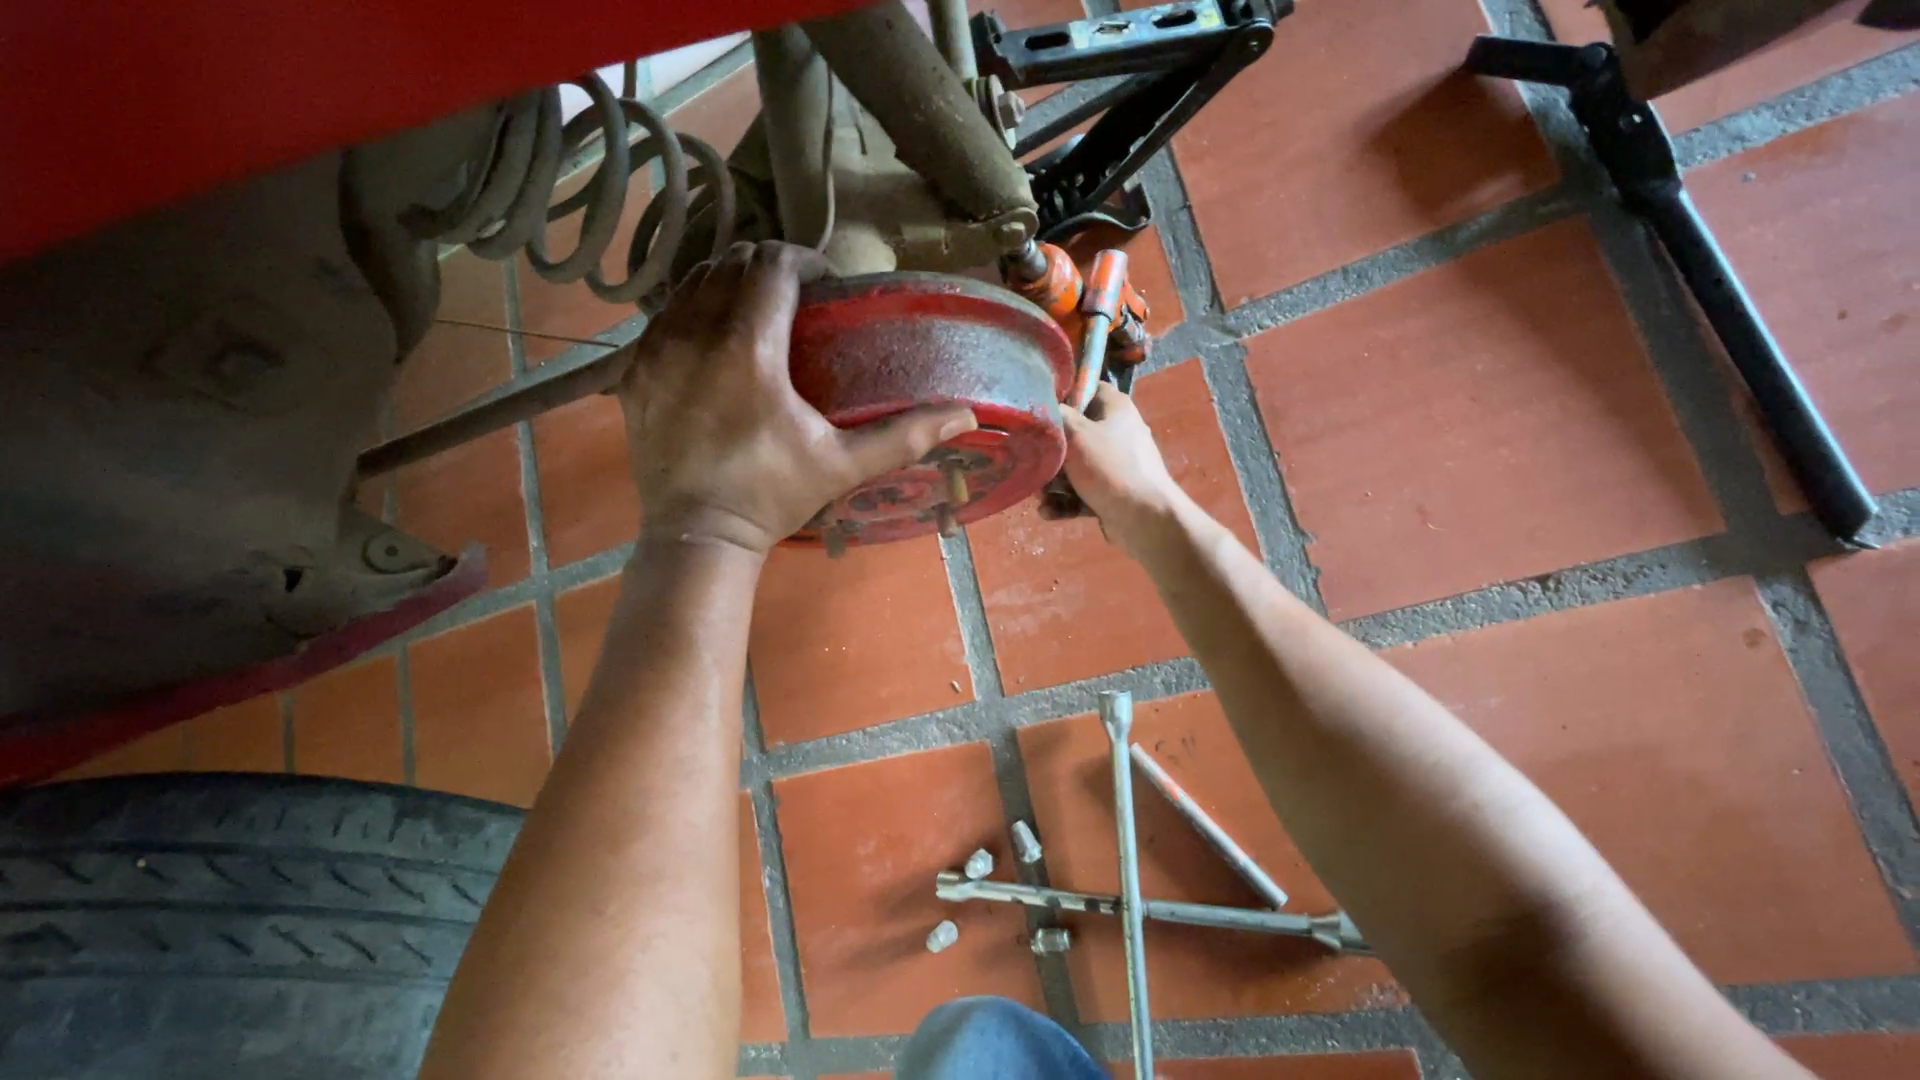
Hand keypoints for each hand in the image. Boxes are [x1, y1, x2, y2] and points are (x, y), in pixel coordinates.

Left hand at [619, 241, 977, 554]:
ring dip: (728, 283)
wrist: (696, 535)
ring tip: (754, 311)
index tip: (823, 281)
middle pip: (731, 261)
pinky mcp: (633, 371)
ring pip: (691, 281)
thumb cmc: (772, 496)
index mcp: (748, 348)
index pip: (772, 263)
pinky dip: (691, 310)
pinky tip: (712, 340)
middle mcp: (695, 333)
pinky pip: (662, 315)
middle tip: (794, 295)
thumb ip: (903, 434)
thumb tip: (966, 415)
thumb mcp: (841, 464)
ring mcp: (655, 349)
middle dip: (767, 267)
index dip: (802, 259)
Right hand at [1055, 382, 1186, 557]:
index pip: (1087, 388)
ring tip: (1040, 496)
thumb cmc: (1110, 467)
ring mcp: (1114, 465)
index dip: (1062, 395)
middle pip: (1074, 433)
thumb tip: (1041, 407)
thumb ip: (1056, 416)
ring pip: (1073, 467)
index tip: (1039, 409)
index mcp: (1116, 408)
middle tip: (1032, 462)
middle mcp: (1117, 432)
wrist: (1143, 518)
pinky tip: (1049, 512)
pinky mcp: (1110, 493)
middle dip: (1050, 452)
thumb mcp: (1077, 434)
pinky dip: (1065, 501)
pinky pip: (1080, 492)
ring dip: (1053, 483)